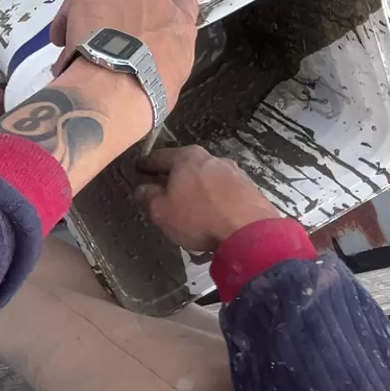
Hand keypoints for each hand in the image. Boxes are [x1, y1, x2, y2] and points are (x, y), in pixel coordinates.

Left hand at [49, 0, 200, 112]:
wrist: (120, 86)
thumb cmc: (148, 92)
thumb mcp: (169, 79)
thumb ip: (163, 59)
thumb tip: (142, 62)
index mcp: (178, 25)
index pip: (185, 0)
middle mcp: (154, 2)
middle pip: (137, 5)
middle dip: (124, 21)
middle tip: (110, 48)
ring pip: (105, 5)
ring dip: (97, 22)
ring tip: (84, 50)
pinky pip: (75, 8)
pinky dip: (67, 23)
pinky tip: (62, 43)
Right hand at [133, 145, 282, 252]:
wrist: (251, 233)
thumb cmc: (199, 218)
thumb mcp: (162, 211)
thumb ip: (149, 197)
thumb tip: (142, 189)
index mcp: (187, 158)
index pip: (160, 157)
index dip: (146, 165)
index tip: (139, 169)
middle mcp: (212, 159)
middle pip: (186, 167)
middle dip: (174, 179)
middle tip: (163, 191)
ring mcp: (235, 173)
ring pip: (207, 181)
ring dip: (196, 192)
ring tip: (190, 212)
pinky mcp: (250, 190)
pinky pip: (224, 195)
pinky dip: (214, 203)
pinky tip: (211, 220)